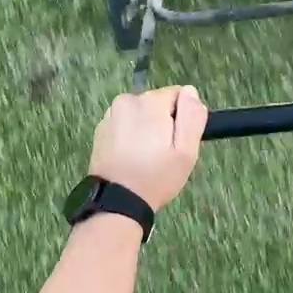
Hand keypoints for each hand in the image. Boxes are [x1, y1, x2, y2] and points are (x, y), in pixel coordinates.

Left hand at [88, 85, 207, 210]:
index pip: (178, 95)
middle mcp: (127, 100)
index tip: (178, 142)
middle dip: (163, 123)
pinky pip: (124, 125)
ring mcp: (110, 115)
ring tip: (146, 156)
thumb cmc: (156, 177)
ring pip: (140, 114)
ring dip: (146, 129)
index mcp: (150, 102)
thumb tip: (191, 91)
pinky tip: (131, 157)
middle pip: (157, 103)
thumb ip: (192, 116)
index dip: (182, 118)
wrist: (118, 201)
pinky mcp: (100, 130)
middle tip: (163, 152)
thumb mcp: (186, 151)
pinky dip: (130, 135)